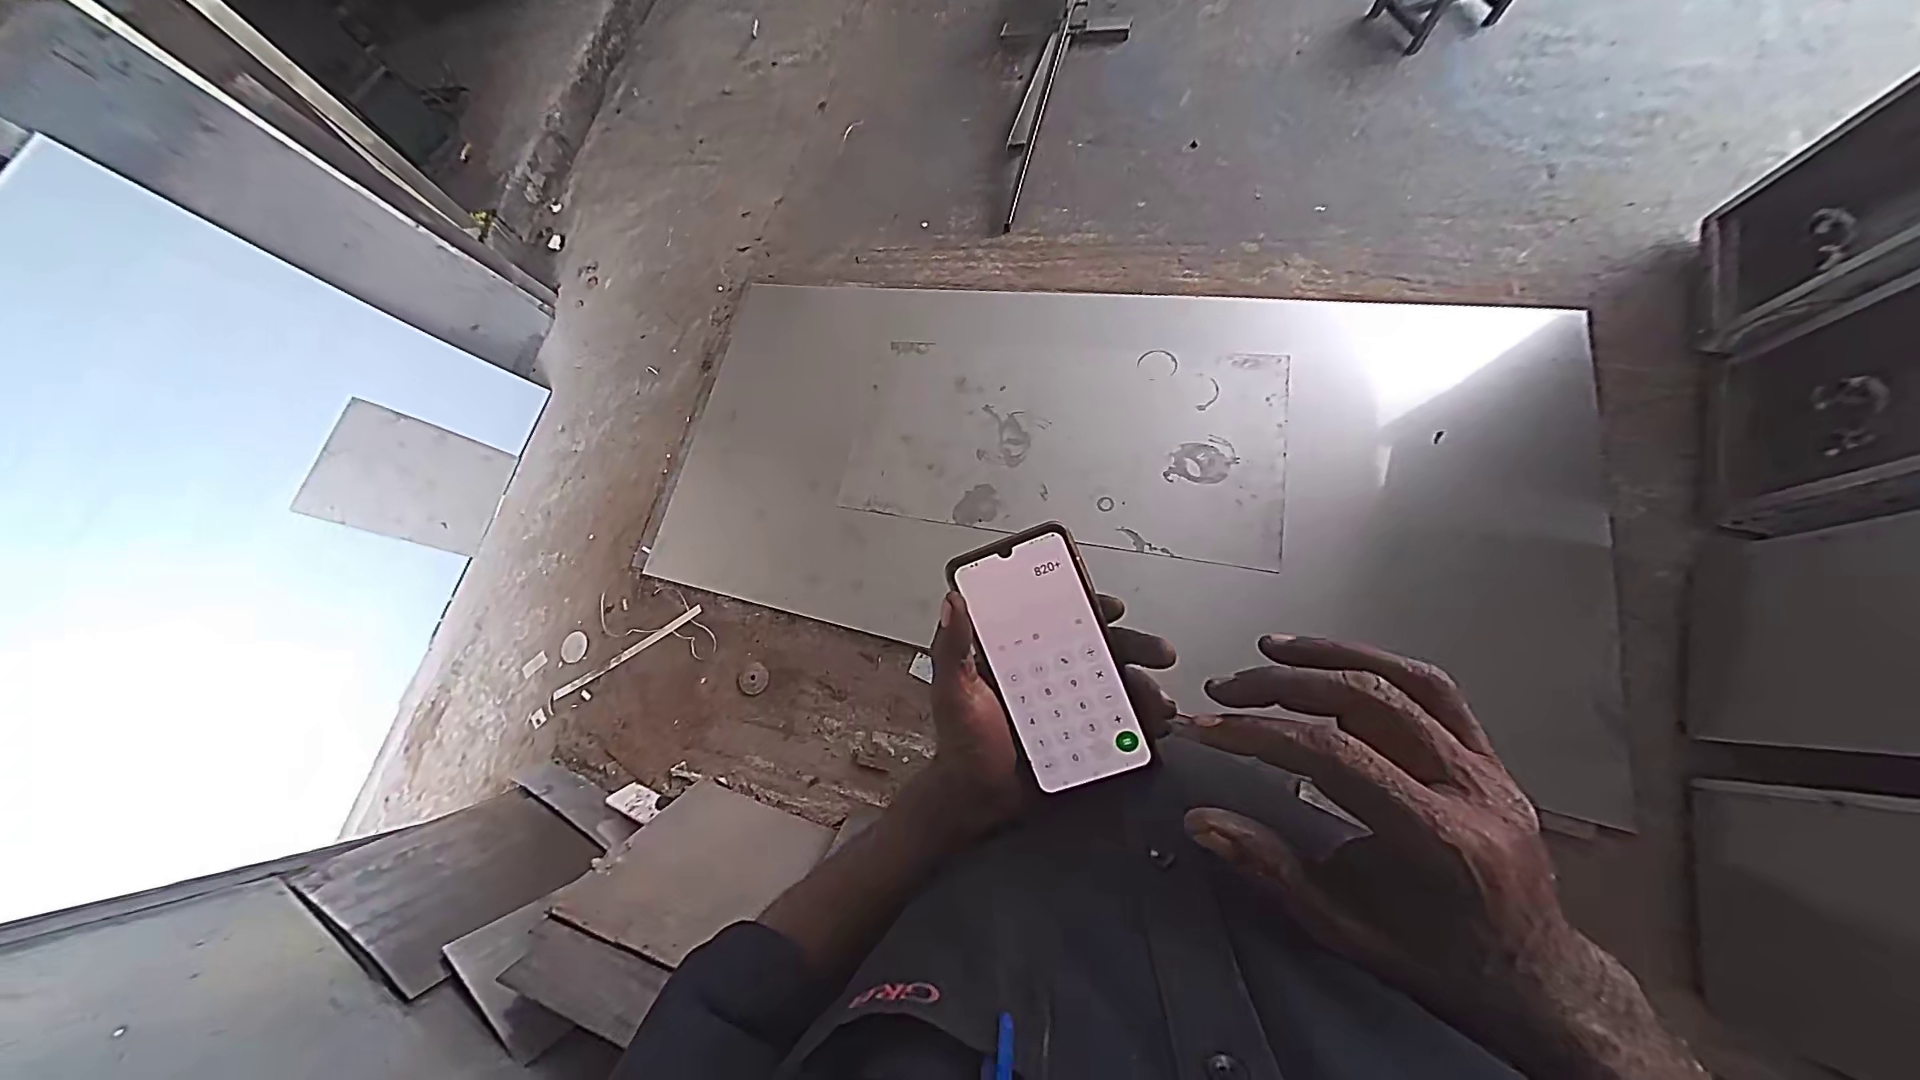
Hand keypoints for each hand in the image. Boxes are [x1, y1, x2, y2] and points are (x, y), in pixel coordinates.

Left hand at [914, 590, 1175, 838]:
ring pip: (1114, 684)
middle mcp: (1047, 674)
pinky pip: (1117, 723)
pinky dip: (1139, 723)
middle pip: (1097, 648)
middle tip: (1160, 652)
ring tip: (1158, 701)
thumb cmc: (961, 746)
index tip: (1112, 607)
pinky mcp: (1082, 736)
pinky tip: (1152, 727)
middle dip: (1133, 646)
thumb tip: (954, 602)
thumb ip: (952, 649)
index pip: (1056, 619)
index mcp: (1017, 656)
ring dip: (1142, 687)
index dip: (1086, 606)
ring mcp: (1068, 705)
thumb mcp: (953, 693)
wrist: (978, 803)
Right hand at [1180, 636, 1702, 1079]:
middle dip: (1279, 686)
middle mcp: (1472, 792)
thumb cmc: (1443, 964)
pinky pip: (1432, 688)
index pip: (1333, 757)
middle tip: (1225, 689)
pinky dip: (1373, 663)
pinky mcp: (1486, 756)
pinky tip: (1330, 661)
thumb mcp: (1343, 930)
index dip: (1257, 733)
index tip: (1206, 727)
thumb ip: (1269, 869)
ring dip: (1327, 657)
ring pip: (1402, 680)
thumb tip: (1202, 822)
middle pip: (1364, 702)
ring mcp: (1487, 768)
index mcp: (1441, 841)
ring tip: (1270, 650)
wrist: (1536, 981)